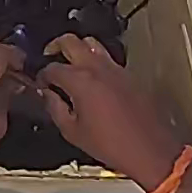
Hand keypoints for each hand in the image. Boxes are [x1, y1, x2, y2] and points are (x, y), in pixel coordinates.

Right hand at [38, 33, 183, 190]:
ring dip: (77, 47)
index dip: (41, 75)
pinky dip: (94, 58)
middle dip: (54, 47)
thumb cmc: (111, 144)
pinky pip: (106, 56)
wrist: (151, 151)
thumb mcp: (72, 131)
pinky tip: (91, 75)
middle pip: (70, 41)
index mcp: (79, 80)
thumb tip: (46, 94)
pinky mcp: (128, 74)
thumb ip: (54, 107)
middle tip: (49, 57)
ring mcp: (115, 68)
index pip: (52, 68)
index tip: (40, 83)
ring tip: (70, 61)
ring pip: (91, 42)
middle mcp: (96, 67)